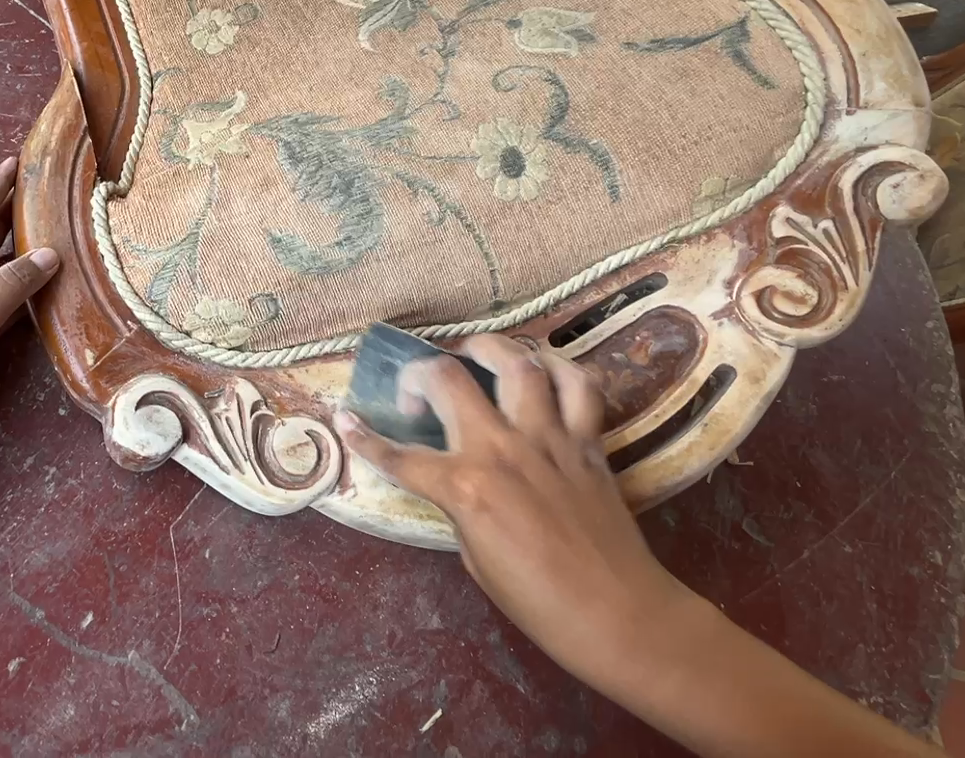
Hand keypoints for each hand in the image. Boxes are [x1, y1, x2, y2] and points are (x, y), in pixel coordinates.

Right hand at [336, 335, 693, 676]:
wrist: (620, 616)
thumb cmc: (537, 600)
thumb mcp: (473, 556)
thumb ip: (456, 503)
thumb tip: (449, 475)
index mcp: (465, 487)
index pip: (399, 456)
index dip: (364, 439)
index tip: (344, 419)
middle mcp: (501, 448)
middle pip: (448, 379)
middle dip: (418, 373)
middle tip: (419, 391)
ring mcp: (548, 437)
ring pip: (516, 362)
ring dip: (488, 348)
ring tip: (474, 353)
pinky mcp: (587, 440)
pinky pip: (579, 384)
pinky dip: (560, 367)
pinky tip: (542, 368)